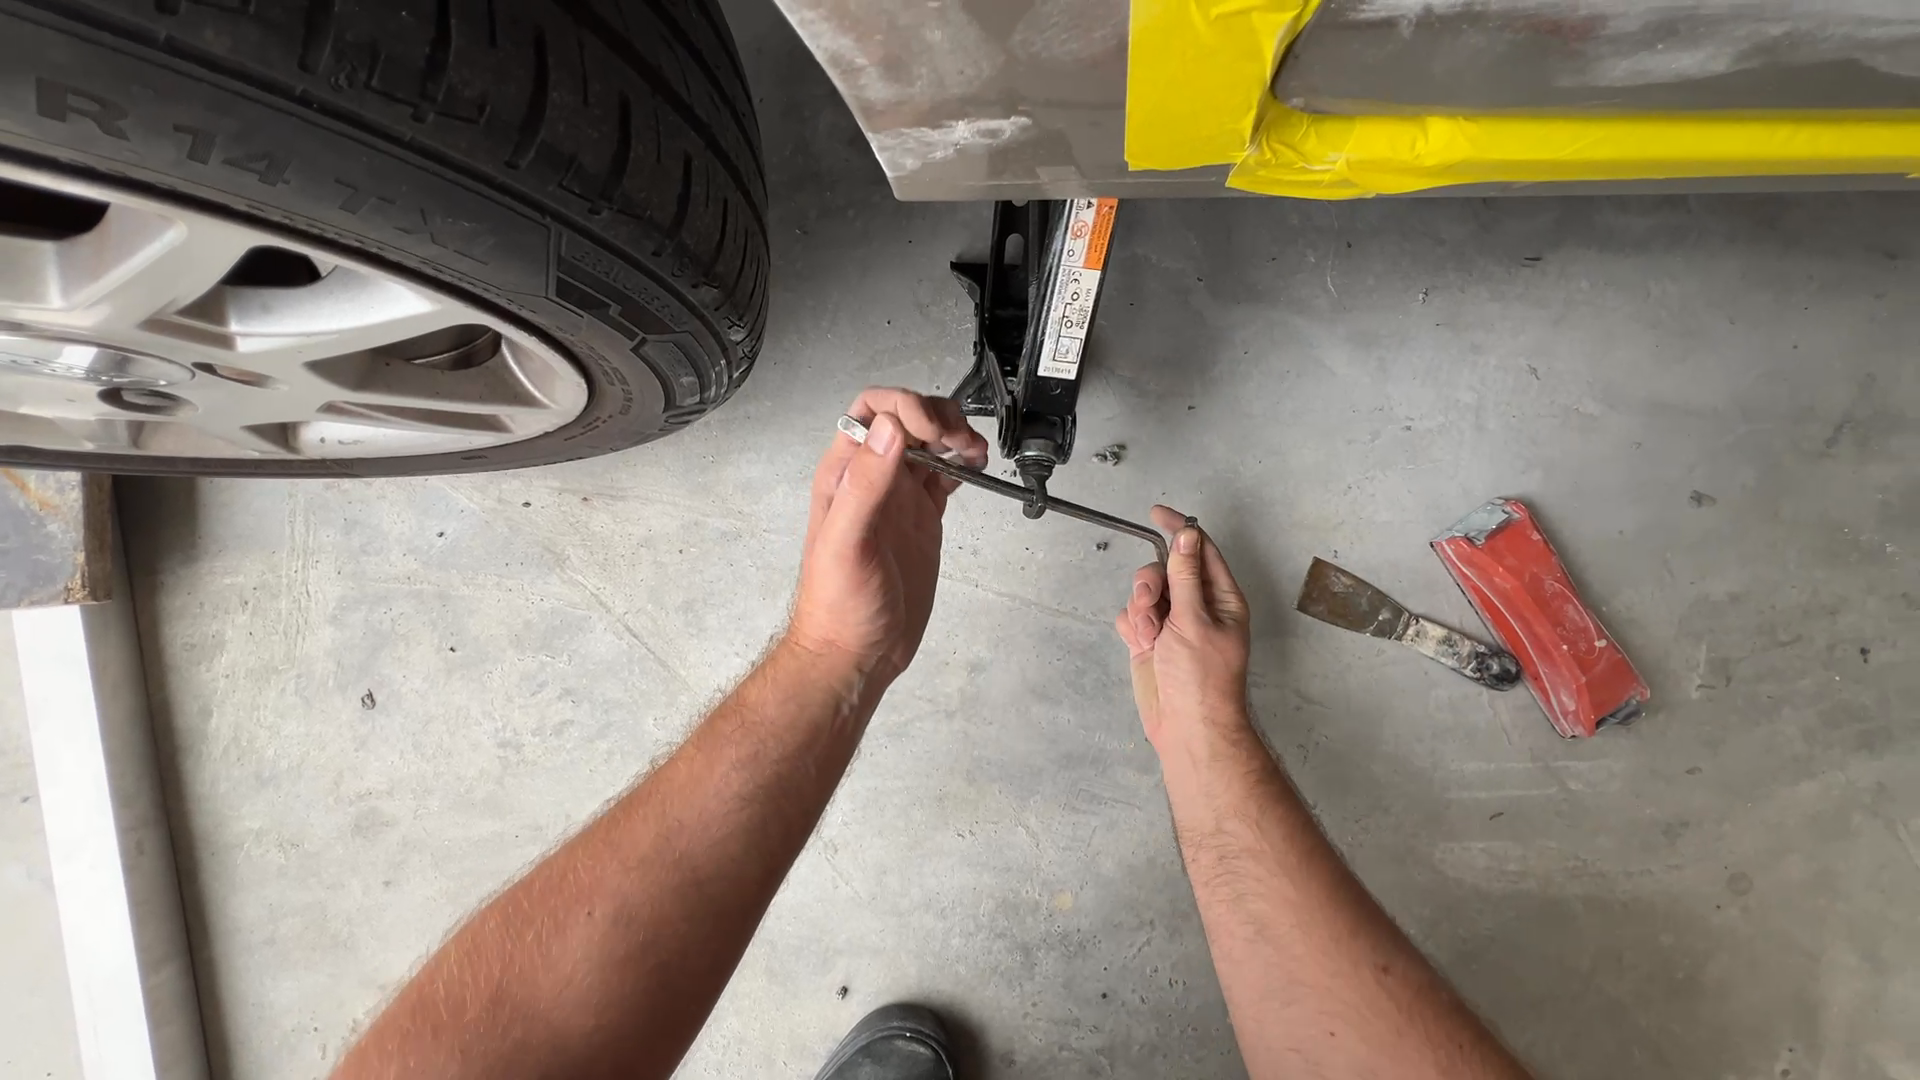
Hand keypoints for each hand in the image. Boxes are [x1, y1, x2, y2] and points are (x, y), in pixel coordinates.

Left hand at [785, 387, 989, 683]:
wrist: (856, 653)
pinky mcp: (921, 520)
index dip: (907, 408)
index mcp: (845, 475)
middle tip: (960, 443)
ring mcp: (898, 499)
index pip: (873, 412)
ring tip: (974, 452)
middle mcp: (872, 480)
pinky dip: (961, 465)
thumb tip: (889, 428)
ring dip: (954, 437)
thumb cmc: (839, 607)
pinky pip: (942, 477)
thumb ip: (865, 484)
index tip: (934, 433)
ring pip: (928, 444)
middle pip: (906, 419)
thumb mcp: (847, 543)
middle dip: (938, 418)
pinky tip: (973, 470)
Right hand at [1114, 506, 1251, 749]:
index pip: (1200, 551)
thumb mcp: (1194, 620)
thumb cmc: (1202, 679)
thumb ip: (1185, 575)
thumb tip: (1187, 536)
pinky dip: (1133, 628)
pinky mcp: (1150, 640)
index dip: (1180, 530)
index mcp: (1221, 598)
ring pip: (1144, 593)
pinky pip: (1131, 617)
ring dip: (1141, 610)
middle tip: (1150, 603)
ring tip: (1150, 636)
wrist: (1186, 727)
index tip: (1157, 513)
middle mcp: (1197, 607)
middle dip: (1150, 583)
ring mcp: (1172, 624)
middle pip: (1164, 570)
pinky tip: (1143, 646)